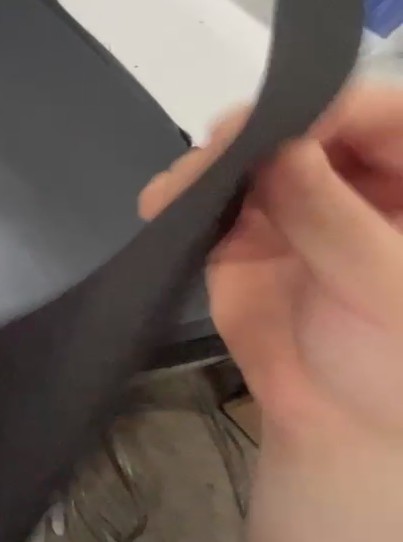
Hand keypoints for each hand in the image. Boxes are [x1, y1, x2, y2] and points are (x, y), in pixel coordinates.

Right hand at [141, 83, 402, 460]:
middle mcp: (369, 187)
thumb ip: (336, 220)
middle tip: (214, 151)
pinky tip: (162, 203)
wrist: (351, 432)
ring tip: (178, 190)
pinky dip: (178, 194)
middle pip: (311, 130)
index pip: (390, 119)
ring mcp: (303, 209)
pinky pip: (208, 197)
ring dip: (208, 164)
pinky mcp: (245, 233)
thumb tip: (279, 146)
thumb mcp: (391, 292)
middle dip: (258, 134)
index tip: (278, 124)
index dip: (339, 109)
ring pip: (249, 158)